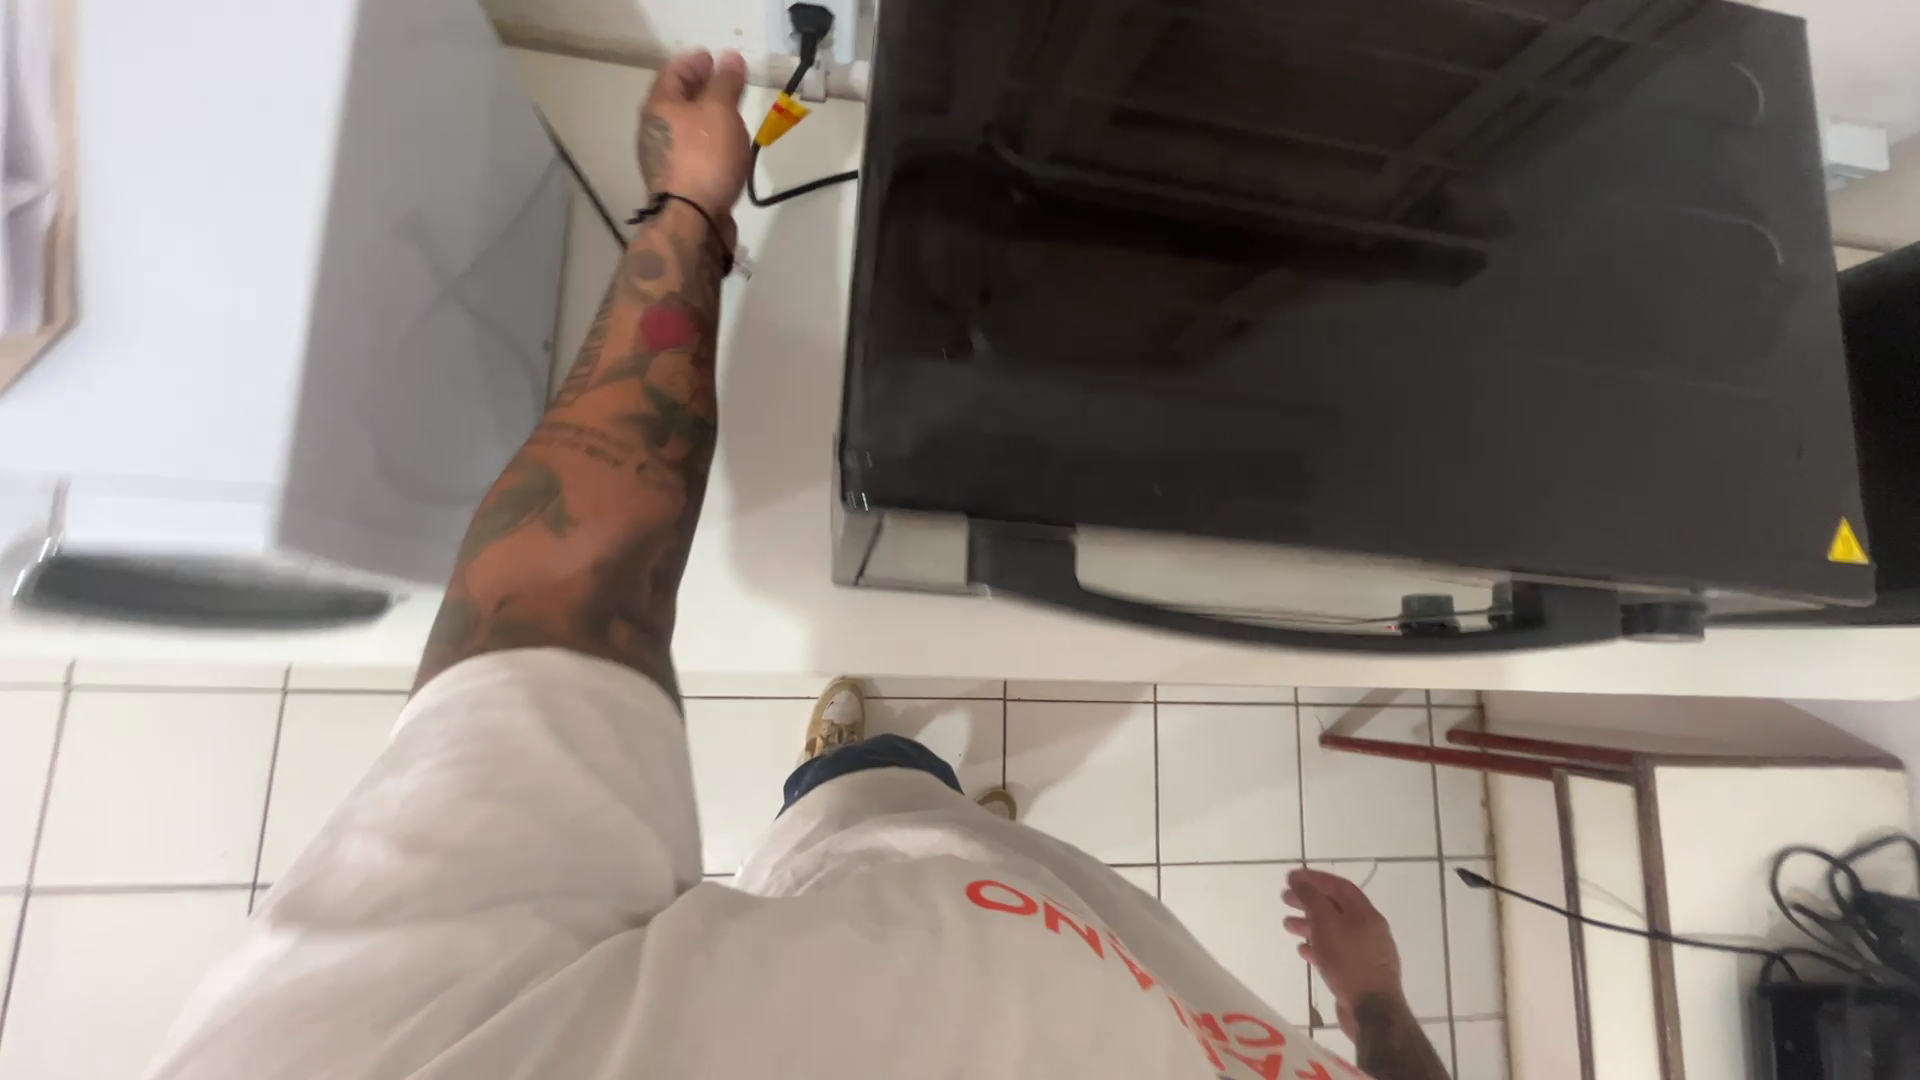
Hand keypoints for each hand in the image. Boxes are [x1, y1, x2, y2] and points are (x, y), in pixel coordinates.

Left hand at [637, 49, 751, 224]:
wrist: (692, 221)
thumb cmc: (705, 159)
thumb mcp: (720, 112)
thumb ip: (726, 83)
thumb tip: (730, 59)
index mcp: (659, 105)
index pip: (674, 72)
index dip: (694, 62)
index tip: (713, 59)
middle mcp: (654, 131)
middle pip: (676, 102)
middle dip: (699, 92)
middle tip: (723, 88)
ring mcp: (662, 161)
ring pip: (684, 131)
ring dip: (703, 123)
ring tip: (727, 122)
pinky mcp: (675, 186)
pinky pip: (691, 156)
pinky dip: (705, 147)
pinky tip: (721, 154)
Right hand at [1284, 868, 1404, 1036]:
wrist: (1373, 1012)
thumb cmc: (1349, 961)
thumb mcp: (1326, 923)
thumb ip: (1312, 898)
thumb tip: (1300, 881)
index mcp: (1366, 915)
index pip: (1339, 886)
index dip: (1315, 878)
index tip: (1291, 877)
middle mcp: (1370, 931)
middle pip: (1335, 908)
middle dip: (1308, 901)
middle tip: (1285, 899)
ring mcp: (1366, 954)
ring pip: (1334, 931)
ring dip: (1310, 925)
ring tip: (1288, 925)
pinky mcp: (1360, 974)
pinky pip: (1336, 952)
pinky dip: (1318, 947)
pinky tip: (1303, 950)